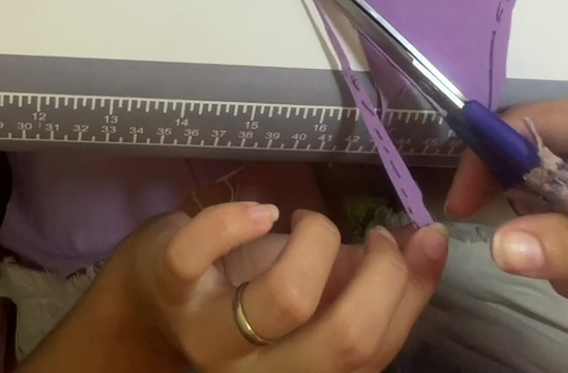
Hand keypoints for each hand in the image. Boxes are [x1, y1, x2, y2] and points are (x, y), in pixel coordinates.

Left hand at [27, 202, 447, 371]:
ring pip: (286, 299)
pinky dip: (236, 221)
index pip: (374, 353)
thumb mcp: (306, 297)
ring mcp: (209, 329)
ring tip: (307, 221)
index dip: (408, 291)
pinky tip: (259, 210)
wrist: (145, 308)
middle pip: (342, 342)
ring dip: (316, 240)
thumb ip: (361, 281)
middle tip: (376, 233)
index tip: (420, 237)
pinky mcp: (168, 280)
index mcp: (300, 371)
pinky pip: (202, 252)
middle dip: (379, 275)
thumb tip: (423, 241)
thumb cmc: (237, 297)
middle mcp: (259, 369)